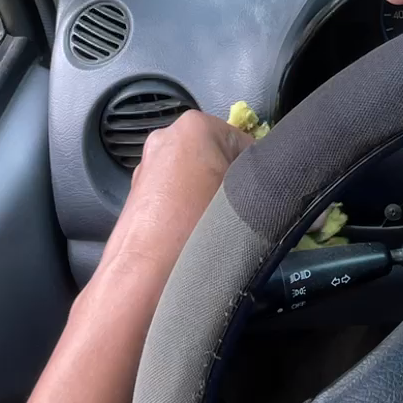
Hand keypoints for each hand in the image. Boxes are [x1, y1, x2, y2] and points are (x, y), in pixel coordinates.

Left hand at [106, 111, 252, 271]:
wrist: (145, 276)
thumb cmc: (198, 226)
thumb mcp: (246, 193)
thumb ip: (261, 175)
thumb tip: (268, 179)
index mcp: (195, 125)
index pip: (246, 142)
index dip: (257, 173)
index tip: (255, 198)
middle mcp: (165, 137)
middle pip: (216, 155)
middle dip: (227, 181)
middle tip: (234, 212)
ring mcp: (147, 165)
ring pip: (194, 175)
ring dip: (206, 195)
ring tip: (211, 226)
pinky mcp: (135, 193)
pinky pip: (174, 193)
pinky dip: (185, 208)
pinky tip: (190, 233)